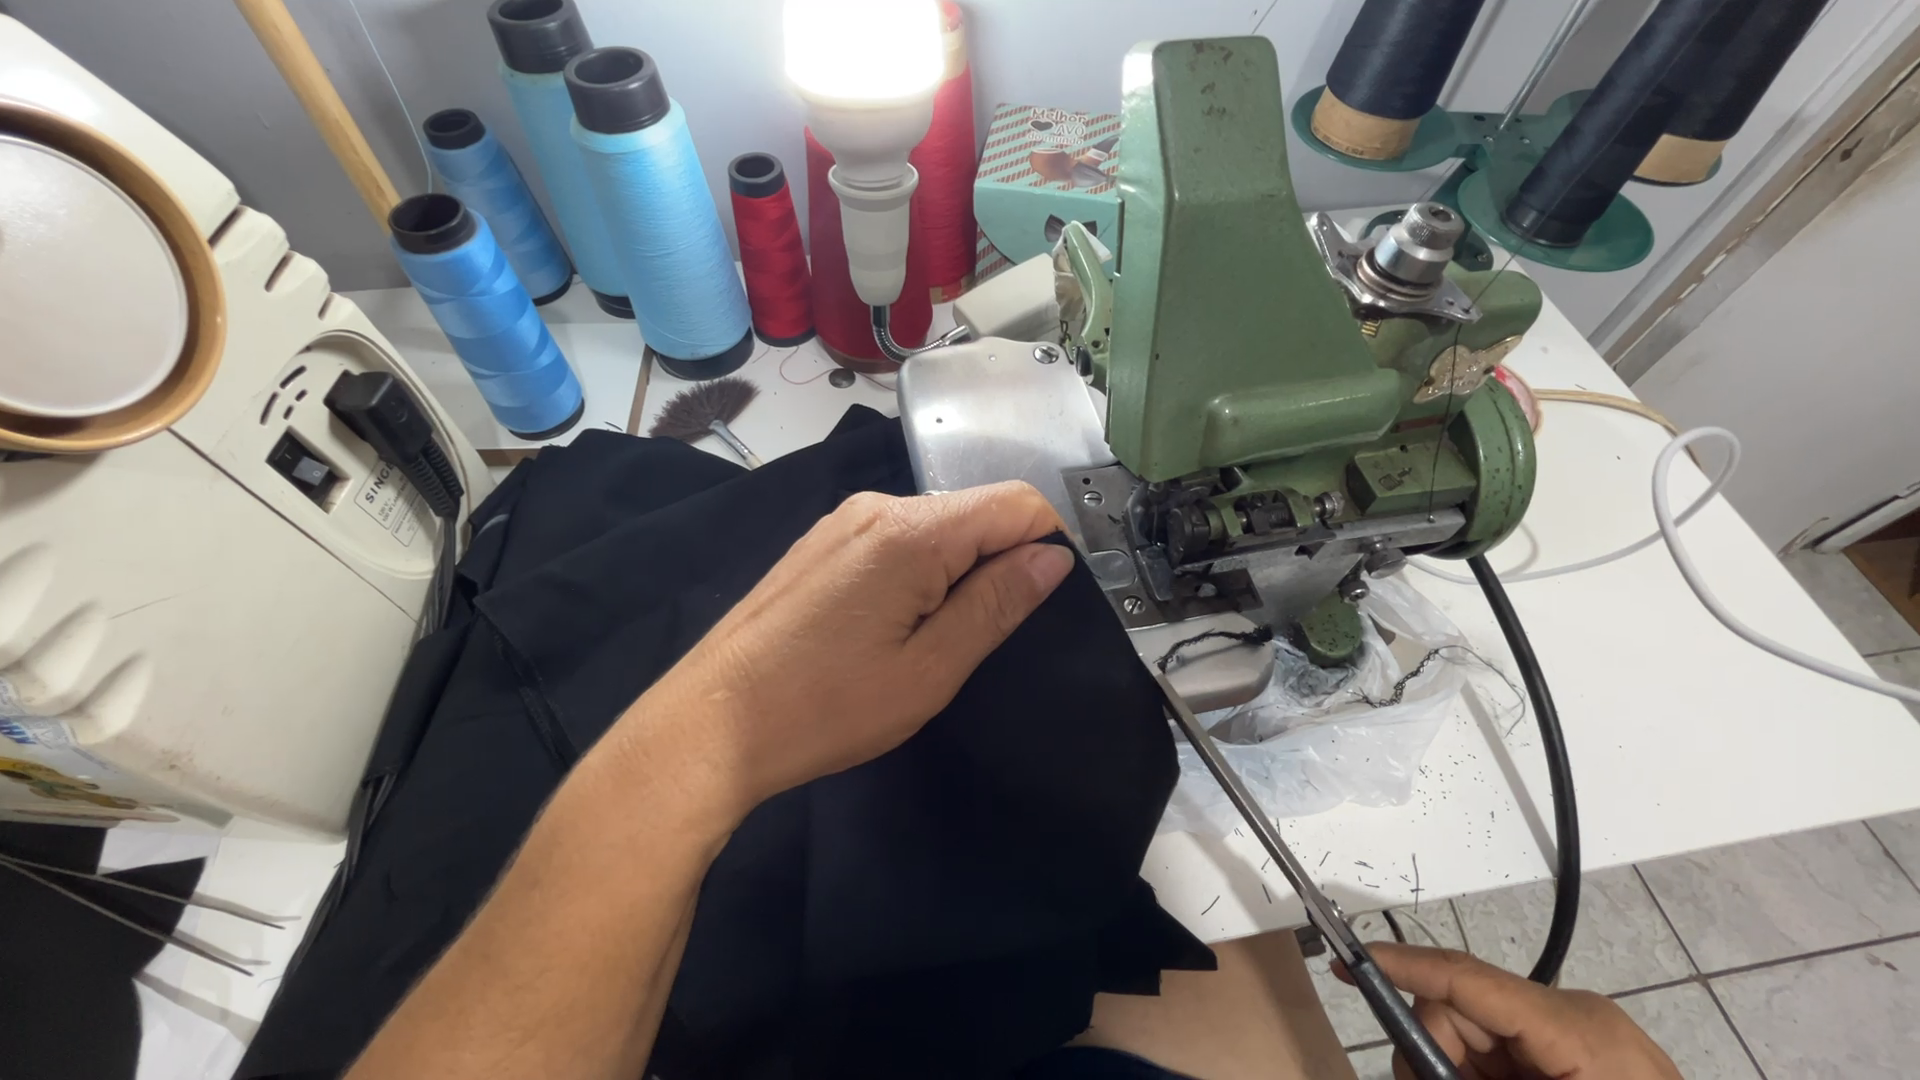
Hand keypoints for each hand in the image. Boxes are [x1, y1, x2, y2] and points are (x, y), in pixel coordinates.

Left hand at [619, 482, 1075, 824]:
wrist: (711, 723)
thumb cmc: (826, 706)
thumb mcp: (928, 670)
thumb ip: (996, 604)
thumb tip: (1053, 558)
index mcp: (911, 531)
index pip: (1016, 503)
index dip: (1049, 542)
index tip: (1050, 597)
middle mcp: (877, 507)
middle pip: (974, 511)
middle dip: (1000, 561)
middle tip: (986, 636)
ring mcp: (842, 522)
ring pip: (936, 527)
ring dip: (957, 571)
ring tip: (935, 640)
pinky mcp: (822, 544)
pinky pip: (896, 540)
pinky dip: (920, 571)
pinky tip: (894, 625)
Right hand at [1340, 944, 1681, 1079]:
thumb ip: (1464, 1078)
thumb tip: (1409, 1065)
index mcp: (1576, 1030)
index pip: (1466, 978)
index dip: (1401, 966)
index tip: (1346, 966)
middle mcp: (1570, 1018)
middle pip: (1459, 1010)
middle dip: (1433, 1053)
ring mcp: (1572, 1038)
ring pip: (1472, 1035)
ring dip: (1452, 1069)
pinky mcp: (1570, 1059)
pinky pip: (1496, 1055)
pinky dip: (1475, 1073)